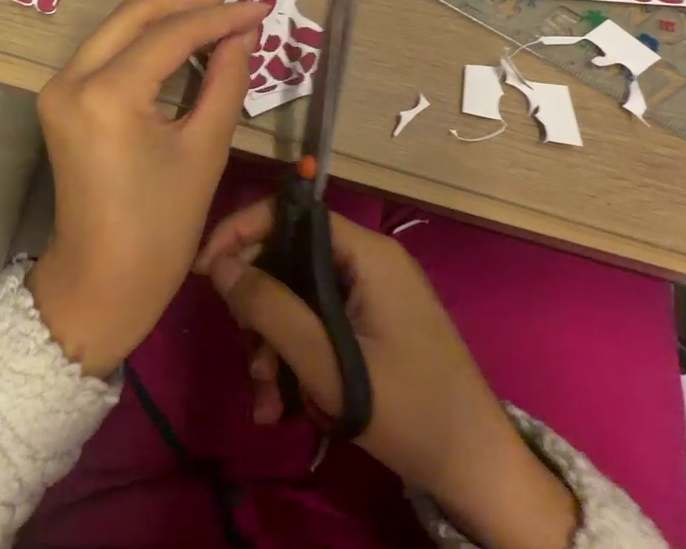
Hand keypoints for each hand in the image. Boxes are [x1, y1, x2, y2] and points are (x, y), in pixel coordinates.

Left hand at [25, 0, 265, 377]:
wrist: (102, 278)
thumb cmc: (161, 228)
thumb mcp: (205, 150)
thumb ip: (226, 81)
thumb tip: (244, 31)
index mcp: (106, 94)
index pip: (168, 35)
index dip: (218, 16)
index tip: (261, 4)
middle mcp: (71, 80)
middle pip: (132, 16)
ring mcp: (57, 89)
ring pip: (114, 30)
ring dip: (162, 16)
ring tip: (215, 6)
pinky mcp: (58, 102)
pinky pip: (104, 55)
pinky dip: (141, 42)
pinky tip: (180, 39)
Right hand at [198, 202, 577, 548]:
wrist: (478, 473)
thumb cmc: (408, 411)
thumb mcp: (326, 362)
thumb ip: (269, 307)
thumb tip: (219, 264)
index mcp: (367, 255)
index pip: (291, 213)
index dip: (241, 233)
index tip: (207, 272)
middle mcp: (369, 264)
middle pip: (287, 260)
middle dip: (257, 309)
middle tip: (249, 357)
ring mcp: (371, 297)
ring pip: (295, 299)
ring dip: (272, 346)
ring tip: (268, 398)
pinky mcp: (371, 327)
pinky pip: (316, 325)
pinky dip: (294, 358)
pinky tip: (282, 405)